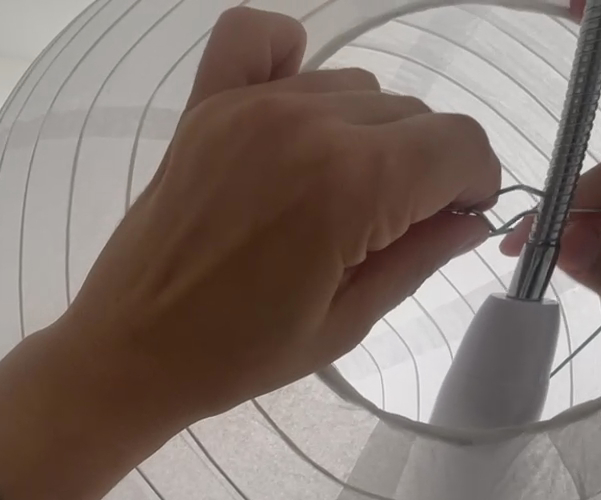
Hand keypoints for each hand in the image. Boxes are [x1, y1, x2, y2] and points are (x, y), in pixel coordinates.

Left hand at [57, 7, 498, 428]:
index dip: (472, 185)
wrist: (128, 357)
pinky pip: (255, 38)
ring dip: (358, 135)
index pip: (458, 145)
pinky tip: (287, 111)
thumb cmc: (230, 360)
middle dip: (415, 171)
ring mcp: (246, 109)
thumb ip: (416, 262)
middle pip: (408, 115)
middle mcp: (305, 125)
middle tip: (374, 234)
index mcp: (349, 185)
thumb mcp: (339, 328)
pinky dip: (284, 59)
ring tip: (320, 201)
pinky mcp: (201, 112)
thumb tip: (470, 219)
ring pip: (348, 88)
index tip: (451, 219)